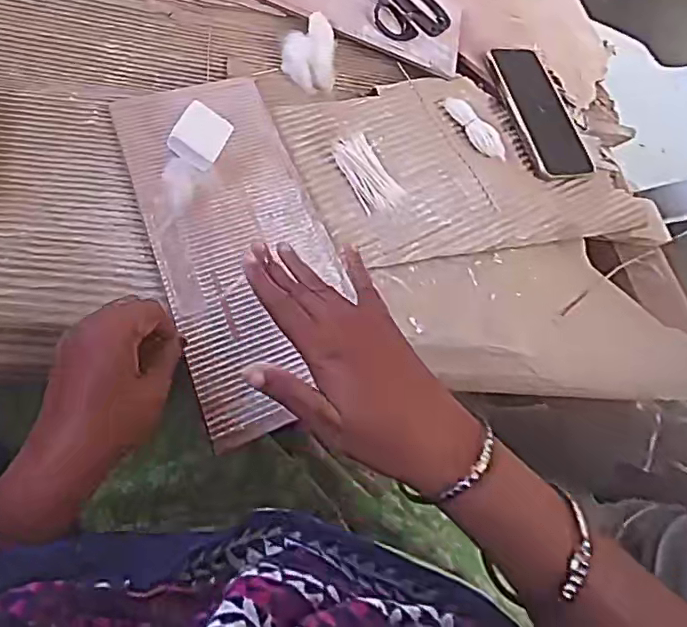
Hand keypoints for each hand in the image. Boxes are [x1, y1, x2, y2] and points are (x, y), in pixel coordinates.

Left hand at [30, 296, 182, 466]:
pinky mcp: (64, 352)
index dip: (168, 326)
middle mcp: (90, 323)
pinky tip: (118, 375)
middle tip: (161, 358)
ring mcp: (74, 336)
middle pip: (128, 308)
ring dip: (129, 335)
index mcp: (113, 326)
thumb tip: (173, 343)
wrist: (66, 452)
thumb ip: (167, 359)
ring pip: (110, 320)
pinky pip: (94, 334)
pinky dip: (111, 344)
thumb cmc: (114, 423)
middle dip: (148, 328)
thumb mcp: (153, 392)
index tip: (174, 351)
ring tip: (141, 369)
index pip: (149, 307)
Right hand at [243, 243, 483, 494]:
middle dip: (276, 268)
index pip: (283, 309)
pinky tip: (348, 250)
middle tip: (256, 245)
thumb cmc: (378, 437)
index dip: (262, 284)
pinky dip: (355, 268)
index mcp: (322, 349)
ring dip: (303, 267)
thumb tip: (247, 369)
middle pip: (300, 291)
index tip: (246, 261)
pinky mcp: (385, 326)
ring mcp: (365, 322)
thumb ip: (288, 392)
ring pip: (325, 287)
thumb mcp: (327, 423)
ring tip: (284, 246)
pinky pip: (366, 288)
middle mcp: (340, 327)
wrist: (440, 440)